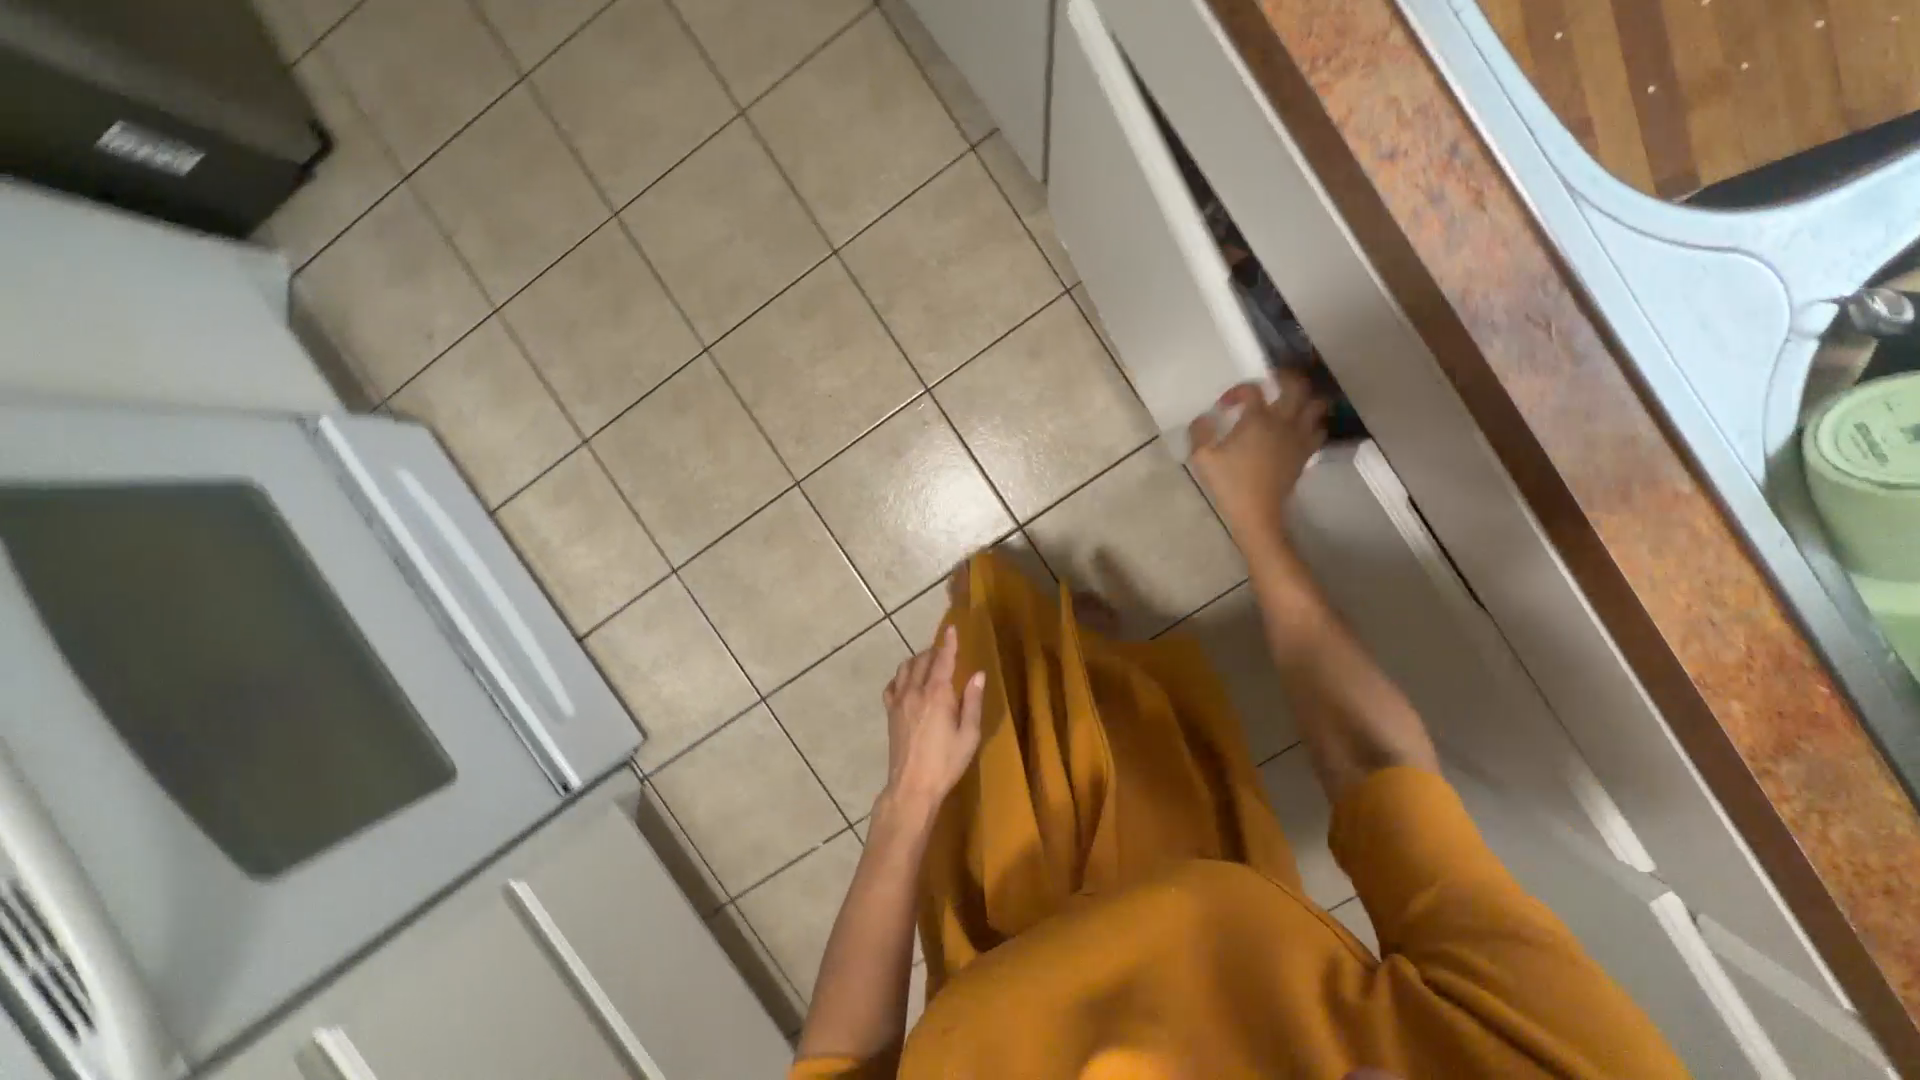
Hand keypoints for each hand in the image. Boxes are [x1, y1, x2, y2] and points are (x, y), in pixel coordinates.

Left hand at [879, 625, 984, 817]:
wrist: (912, 786)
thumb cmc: (946, 763)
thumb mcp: (968, 734)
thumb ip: (972, 702)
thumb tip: (977, 675)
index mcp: (938, 694)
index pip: (943, 659)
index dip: (949, 643)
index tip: (952, 629)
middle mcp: (915, 691)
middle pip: (923, 660)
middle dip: (935, 651)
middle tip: (945, 650)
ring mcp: (899, 701)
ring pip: (905, 669)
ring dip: (917, 660)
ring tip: (928, 663)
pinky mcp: (890, 713)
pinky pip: (892, 685)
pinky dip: (901, 677)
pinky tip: (907, 683)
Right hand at [1187, 373, 1326, 553]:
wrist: (1257, 514)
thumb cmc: (1229, 484)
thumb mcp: (1202, 458)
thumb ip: (1200, 431)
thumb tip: (1204, 417)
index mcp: (1257, 419)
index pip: (1252, 389)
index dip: (1237, 391)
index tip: (1224, 406)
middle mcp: (1283, 422)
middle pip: (1297, 386)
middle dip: (1286, 378)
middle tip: (1273, 381)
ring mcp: (1299, 437)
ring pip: (1316, 406)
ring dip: (1306, 399)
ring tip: (1291, 401)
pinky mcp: (1306, 453)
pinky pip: (1319, 430)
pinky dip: (1312, 423)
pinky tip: (1299, 428)